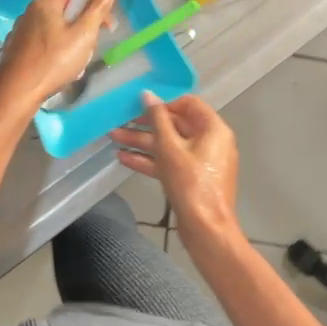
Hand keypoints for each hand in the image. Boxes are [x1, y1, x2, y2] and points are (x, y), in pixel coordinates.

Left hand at [0, 0, 118, 110]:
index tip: (104, 26)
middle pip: (63, 12)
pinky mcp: (15, 49)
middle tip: (89, 48)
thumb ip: (98, 7)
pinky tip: (56, 70)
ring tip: (75, 64)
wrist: (18, 93)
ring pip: (53, 30)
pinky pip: (41, 44)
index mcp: (45, 3)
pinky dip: (52, 52)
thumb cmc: (54, 62)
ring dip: (68, 43)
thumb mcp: (83, 34)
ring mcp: (20, 31)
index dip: (91, 5)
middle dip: (80, 28)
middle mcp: (29, 12)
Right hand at [111, 92, 240, 242]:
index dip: (164, 102)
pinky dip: (149, 160)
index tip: (142, 105)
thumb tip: (147, 94)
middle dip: (146, 124)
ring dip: (142, 141)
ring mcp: (199, 162)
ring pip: (168, 145)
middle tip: (121, 120)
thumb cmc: (191, 183)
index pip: (188, 104)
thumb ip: (157, 119)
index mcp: (213, 129)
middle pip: (175, 125)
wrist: (206, 232)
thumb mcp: (170, 148)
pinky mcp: (190, 180)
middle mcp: (209, 142)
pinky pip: (169, 163)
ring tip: (114, 137)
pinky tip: (123, 158)